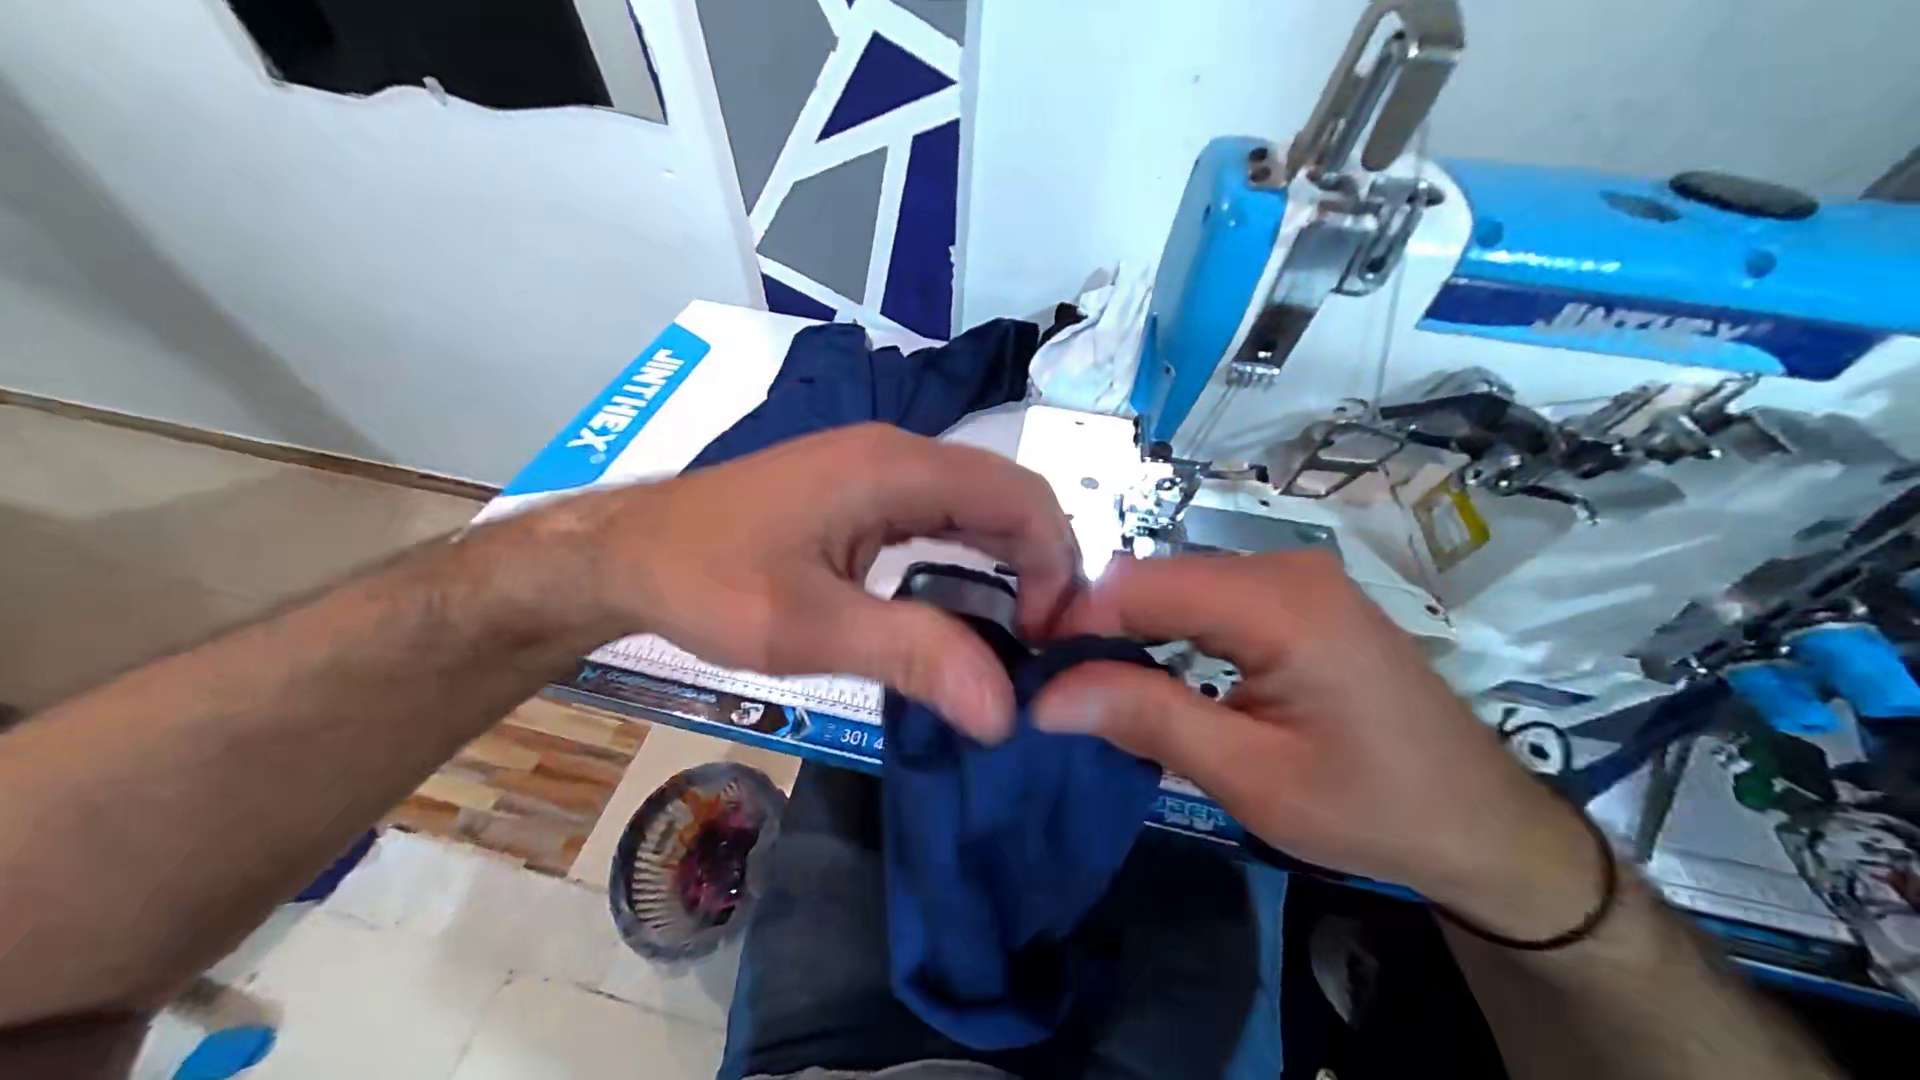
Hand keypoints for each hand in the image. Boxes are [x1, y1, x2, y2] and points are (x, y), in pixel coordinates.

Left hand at [513, 425, 1079, 741]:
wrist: (628, 553)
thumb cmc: (709, 582)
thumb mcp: (809, 628)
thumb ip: (912, 657)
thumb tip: (1002, 711)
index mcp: (894, 468)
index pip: (1018, 495)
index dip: (1054, 561)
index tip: (1047, 636)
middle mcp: (898, 454)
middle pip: (1005, 495)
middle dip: (1041, 562)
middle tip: (1041, 642)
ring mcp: (879, 468)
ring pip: (977, 504)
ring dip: (1010, 558)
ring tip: (1018, 629)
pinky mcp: (862, 490)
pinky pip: (941, 514)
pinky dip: (972, 554)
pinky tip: (969, 600)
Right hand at [1031, 552, 1605, 938]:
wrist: (1485, 826)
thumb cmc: (1371, 807)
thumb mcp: (1250, 775)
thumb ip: (1147, 718)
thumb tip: (1048, 695)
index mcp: (1279, 601)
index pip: (1139, 583)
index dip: (1076, 619)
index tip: (1036, 670)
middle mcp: (1285, 567)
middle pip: (1157, 578)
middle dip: (1099, 625)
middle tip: (1060, 685)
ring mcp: (1297, 576)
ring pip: (1178, 585)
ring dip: (1131, 629)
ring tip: (1096, 683)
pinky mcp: (1299, 597)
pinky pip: (1209, 597)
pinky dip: (1169, 629)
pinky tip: (1155, 669)